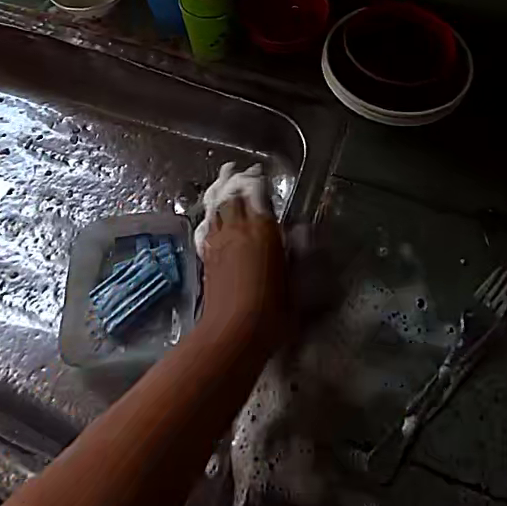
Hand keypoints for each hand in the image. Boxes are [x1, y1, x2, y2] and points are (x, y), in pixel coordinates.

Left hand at [195, 163, 285, 348]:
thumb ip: (296, 251)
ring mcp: (218, 243)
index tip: (258, 172)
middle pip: (231, 196)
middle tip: (237, 170)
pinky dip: (210, 215)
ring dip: (218, 193)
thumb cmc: (271, 309)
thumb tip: (299, 231)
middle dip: (234, 181)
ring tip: (221, 183)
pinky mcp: (207, 258)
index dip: (256, 180)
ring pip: (216, 208)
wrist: (232, 335)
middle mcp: (237, 229)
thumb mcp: (295, 280)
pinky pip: (207, 227)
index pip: (256, 193)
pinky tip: (211, 217)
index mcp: (262, 229)